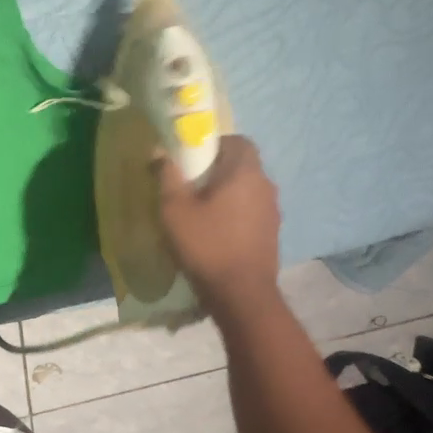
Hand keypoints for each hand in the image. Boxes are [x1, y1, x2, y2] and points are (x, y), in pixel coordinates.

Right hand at [156, 135, 282, 317]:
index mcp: (245, 172)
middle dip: (216, 171)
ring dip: (225, 195)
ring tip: (199, 215)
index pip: (238, 141)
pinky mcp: (270, 232)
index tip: (191, 160)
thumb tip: (160, 152)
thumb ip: (167, 177)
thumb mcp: (174, 210)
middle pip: (242, 166)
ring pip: (246, 190)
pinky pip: (249, 212)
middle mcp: (265, 185)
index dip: (214, 144)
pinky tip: (214, 235)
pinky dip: (233, 215)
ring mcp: (272, 210)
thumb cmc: (205, 245)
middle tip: (188, 188)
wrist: (239, 291)